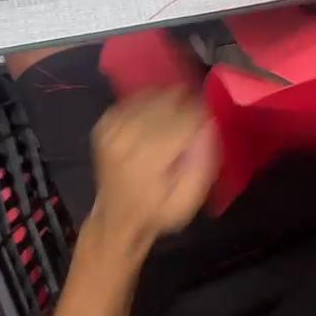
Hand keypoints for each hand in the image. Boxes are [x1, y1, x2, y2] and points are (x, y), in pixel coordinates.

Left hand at [86, 90, 220, 252]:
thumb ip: (203, 161)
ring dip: (169, 103)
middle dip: (186, 106)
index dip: (202, 115)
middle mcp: (126, 136)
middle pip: (168, 100)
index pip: (186, 116)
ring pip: (153, 95)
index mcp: (149, 157)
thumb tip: (210, 124)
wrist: (116, 219)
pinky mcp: (105, 123)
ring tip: (175, 121)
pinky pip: (136, 98)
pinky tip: (155, 119)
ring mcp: (112, 127)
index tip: (208, 124)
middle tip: (194, 122)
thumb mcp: (189, 197)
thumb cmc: (158, 211)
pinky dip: (150, 103)